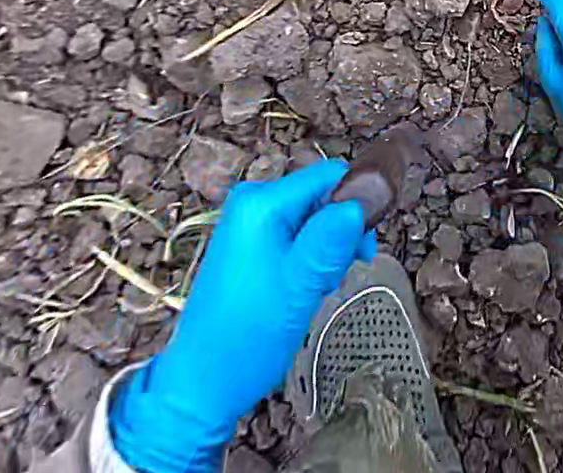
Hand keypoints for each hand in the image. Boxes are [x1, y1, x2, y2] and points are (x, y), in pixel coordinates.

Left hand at [109, 160, 376, 472]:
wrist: (200, 387)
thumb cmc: (245, 340)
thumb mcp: (298, 287)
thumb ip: (329, 240)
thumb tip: (362, 201)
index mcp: (260, 203)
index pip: (332, 175)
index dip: (356, 205)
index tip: (361, 246)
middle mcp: (254, 201)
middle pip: (326, 193)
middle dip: (343, 230)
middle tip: (339, 270)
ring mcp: (252, 220)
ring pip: (318, 213)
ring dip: (331, 245)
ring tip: (321, 282)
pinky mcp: (254, 239)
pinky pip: (303, 229)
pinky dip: (315, 254)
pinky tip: (309, 283)